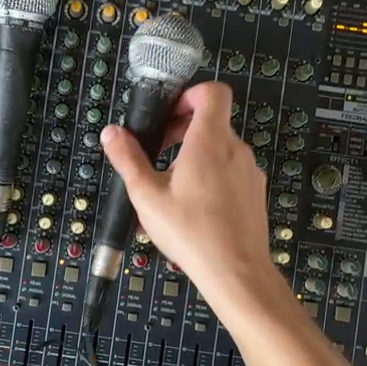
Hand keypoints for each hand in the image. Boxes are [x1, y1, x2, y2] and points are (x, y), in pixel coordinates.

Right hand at [100, 81, 282, 310]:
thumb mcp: (146, 195)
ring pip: (220, 149)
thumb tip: (112, 133)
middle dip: (183, 130)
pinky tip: (190, 207)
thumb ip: (128, 159)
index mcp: (210, 141)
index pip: (213, 92)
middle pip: (212, 121)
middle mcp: (235, 149)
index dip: (190, 95)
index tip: (169, 115)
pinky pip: (230, 172)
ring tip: (169, 186)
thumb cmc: (190, 232)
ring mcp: (249, 171)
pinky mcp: (254, 193)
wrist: (236, 272)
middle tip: (159, 152)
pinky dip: (210, 177)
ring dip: (194, 156)